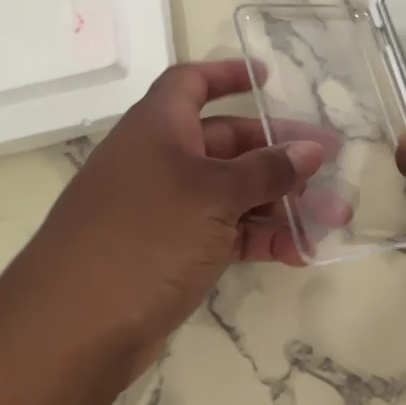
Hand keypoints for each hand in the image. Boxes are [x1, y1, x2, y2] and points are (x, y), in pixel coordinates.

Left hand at [0, 60, 330, 373]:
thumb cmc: (144, 239)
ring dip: (283, 203)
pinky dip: (262, 238)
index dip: (227, 74)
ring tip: (333, 219)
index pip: (191, 84)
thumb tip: (311, 150)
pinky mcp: (172, 253)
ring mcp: (165, 211)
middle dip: (281, 154)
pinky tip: (300, 253)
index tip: (268, 78)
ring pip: (234, 193)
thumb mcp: (214, 195)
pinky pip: (227, 233)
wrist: (72, 330)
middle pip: (228, 143)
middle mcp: (160, 163)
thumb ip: (268, 170)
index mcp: (157, 130)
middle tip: (330, 165)